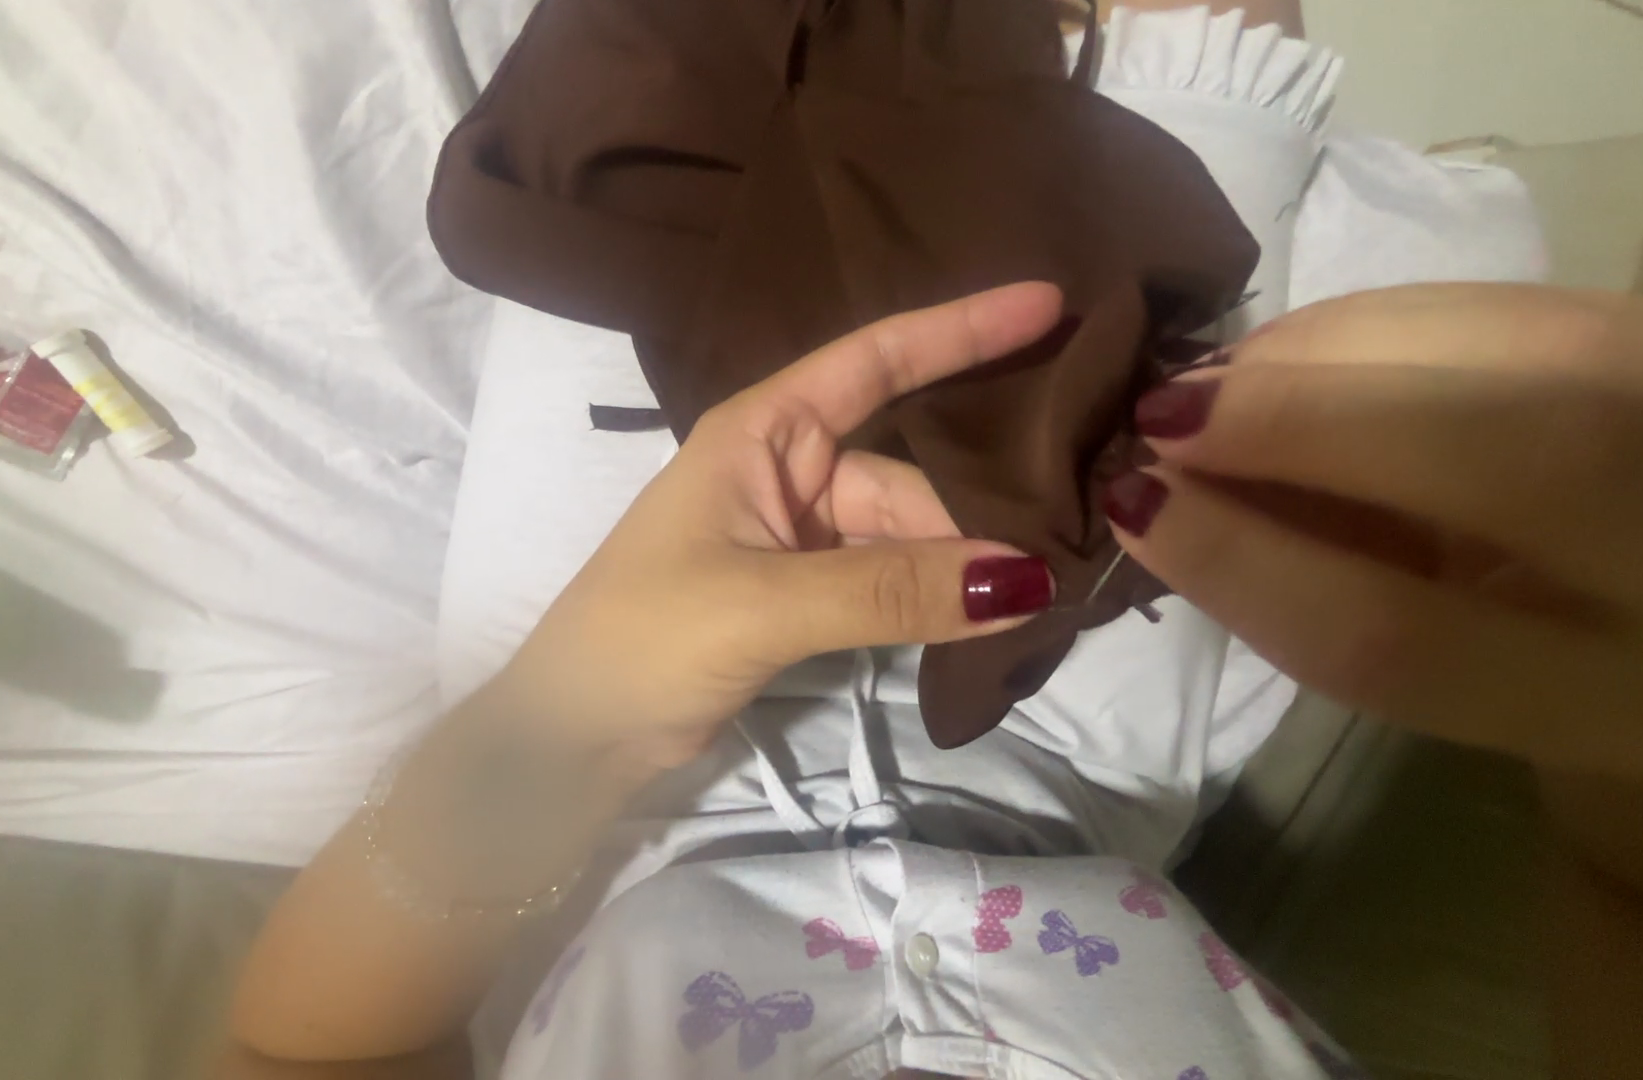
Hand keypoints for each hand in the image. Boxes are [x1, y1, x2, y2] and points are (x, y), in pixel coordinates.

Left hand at [500, 283, 1063, 771]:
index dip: (960, 330)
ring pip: (901, 535)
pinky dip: (928, 598)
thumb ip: (892, 589)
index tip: (1048, 305)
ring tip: (1038, 595)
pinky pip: (885, 580)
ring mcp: (793, 537)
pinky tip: (981, 618)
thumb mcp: (766, 603)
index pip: (873, 360)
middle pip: (903, 473)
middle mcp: (783, 471)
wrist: (575, 732)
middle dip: (973, 510)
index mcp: (761, 432)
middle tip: (1067, 539)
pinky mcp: (801, 594)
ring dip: (957, 566)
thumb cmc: (644, 637)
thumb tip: (1027, 579)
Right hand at [1103, 284, 1642, 784]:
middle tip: (1156, 421)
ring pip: (1482, 338)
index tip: (1131, 505)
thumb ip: (1307, 597)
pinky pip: (1471, 296)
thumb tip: (1165, 495)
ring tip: (1207, 392)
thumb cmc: (1544, 650)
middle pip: (1481, 449)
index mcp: (1618, 696)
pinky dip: (1343, 322)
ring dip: (1294, 356)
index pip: (1387, 633)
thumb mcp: (1434, 671)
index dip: (1234, 561)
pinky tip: (1285, 361)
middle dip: (1277, 420)